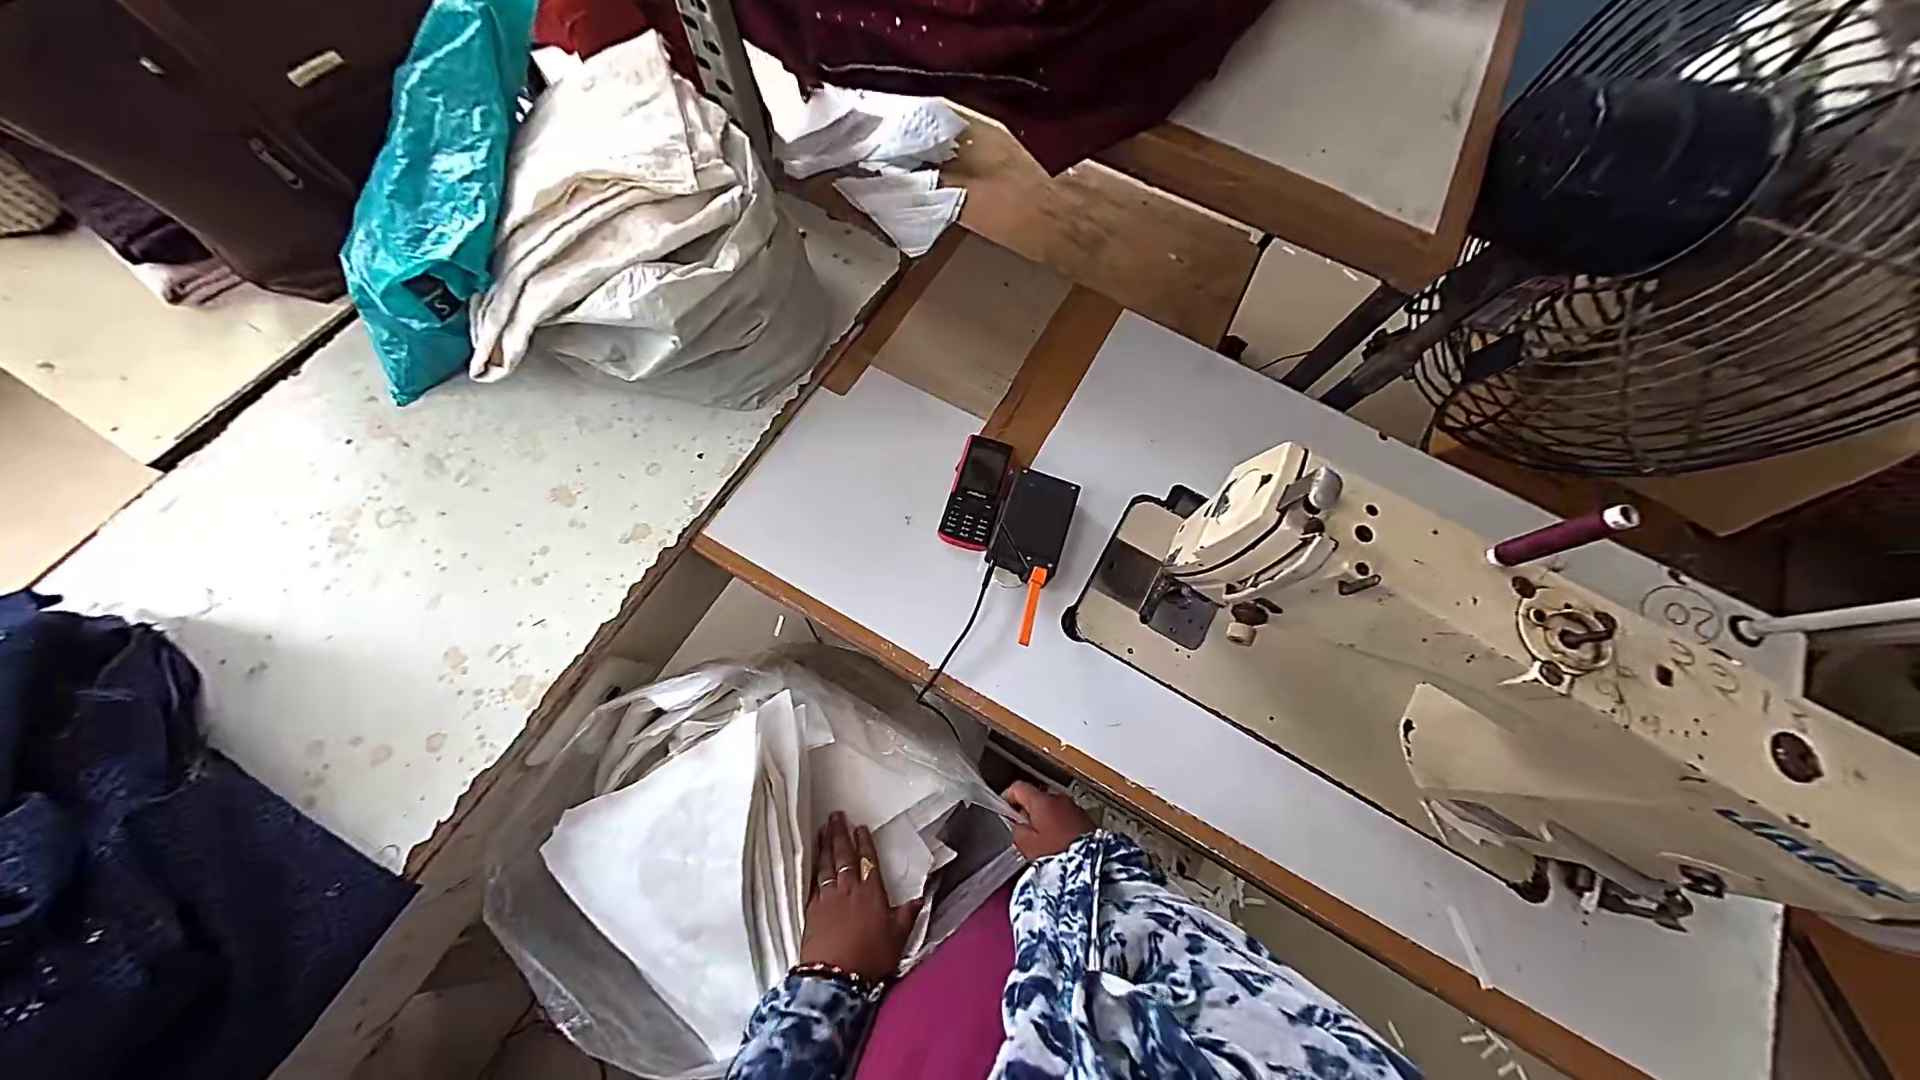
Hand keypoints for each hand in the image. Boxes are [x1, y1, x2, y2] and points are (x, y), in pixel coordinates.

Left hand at [798, 812, 921, 980]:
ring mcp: (827, 898)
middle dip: (840, 833)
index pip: (867, 860)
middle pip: (844, 855)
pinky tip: (813, 861)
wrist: (835, 980)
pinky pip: (813, 882)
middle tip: (836, 815)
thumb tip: (919, 899)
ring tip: (823, 829)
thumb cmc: (871, 959)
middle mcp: (848, 889)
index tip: (860, 826)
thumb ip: (907, 915)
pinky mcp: (812, 911)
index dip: (864, 842)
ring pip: (826, 864)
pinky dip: (814, 867)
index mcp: (871, 892)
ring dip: (825, 845)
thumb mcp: (897, 938)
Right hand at [1004, 780, 1095, 859]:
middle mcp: (1059, 798)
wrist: (1092, 866)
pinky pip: (1065, 815)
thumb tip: (1017, 823)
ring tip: (1041, 840)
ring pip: (1051, 806)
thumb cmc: (1058, 855)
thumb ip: (1017, 829)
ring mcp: (1074, 807)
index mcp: (1042, 801)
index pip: (1018, 787)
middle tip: (1023, 830)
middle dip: (1027, 810)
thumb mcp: (1028, 846)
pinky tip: (1057, 842)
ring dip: (1043, 818)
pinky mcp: (1086, 818)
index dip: (1007, 797)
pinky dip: (1058, 824)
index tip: (1004, 808)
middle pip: (1036, 796)